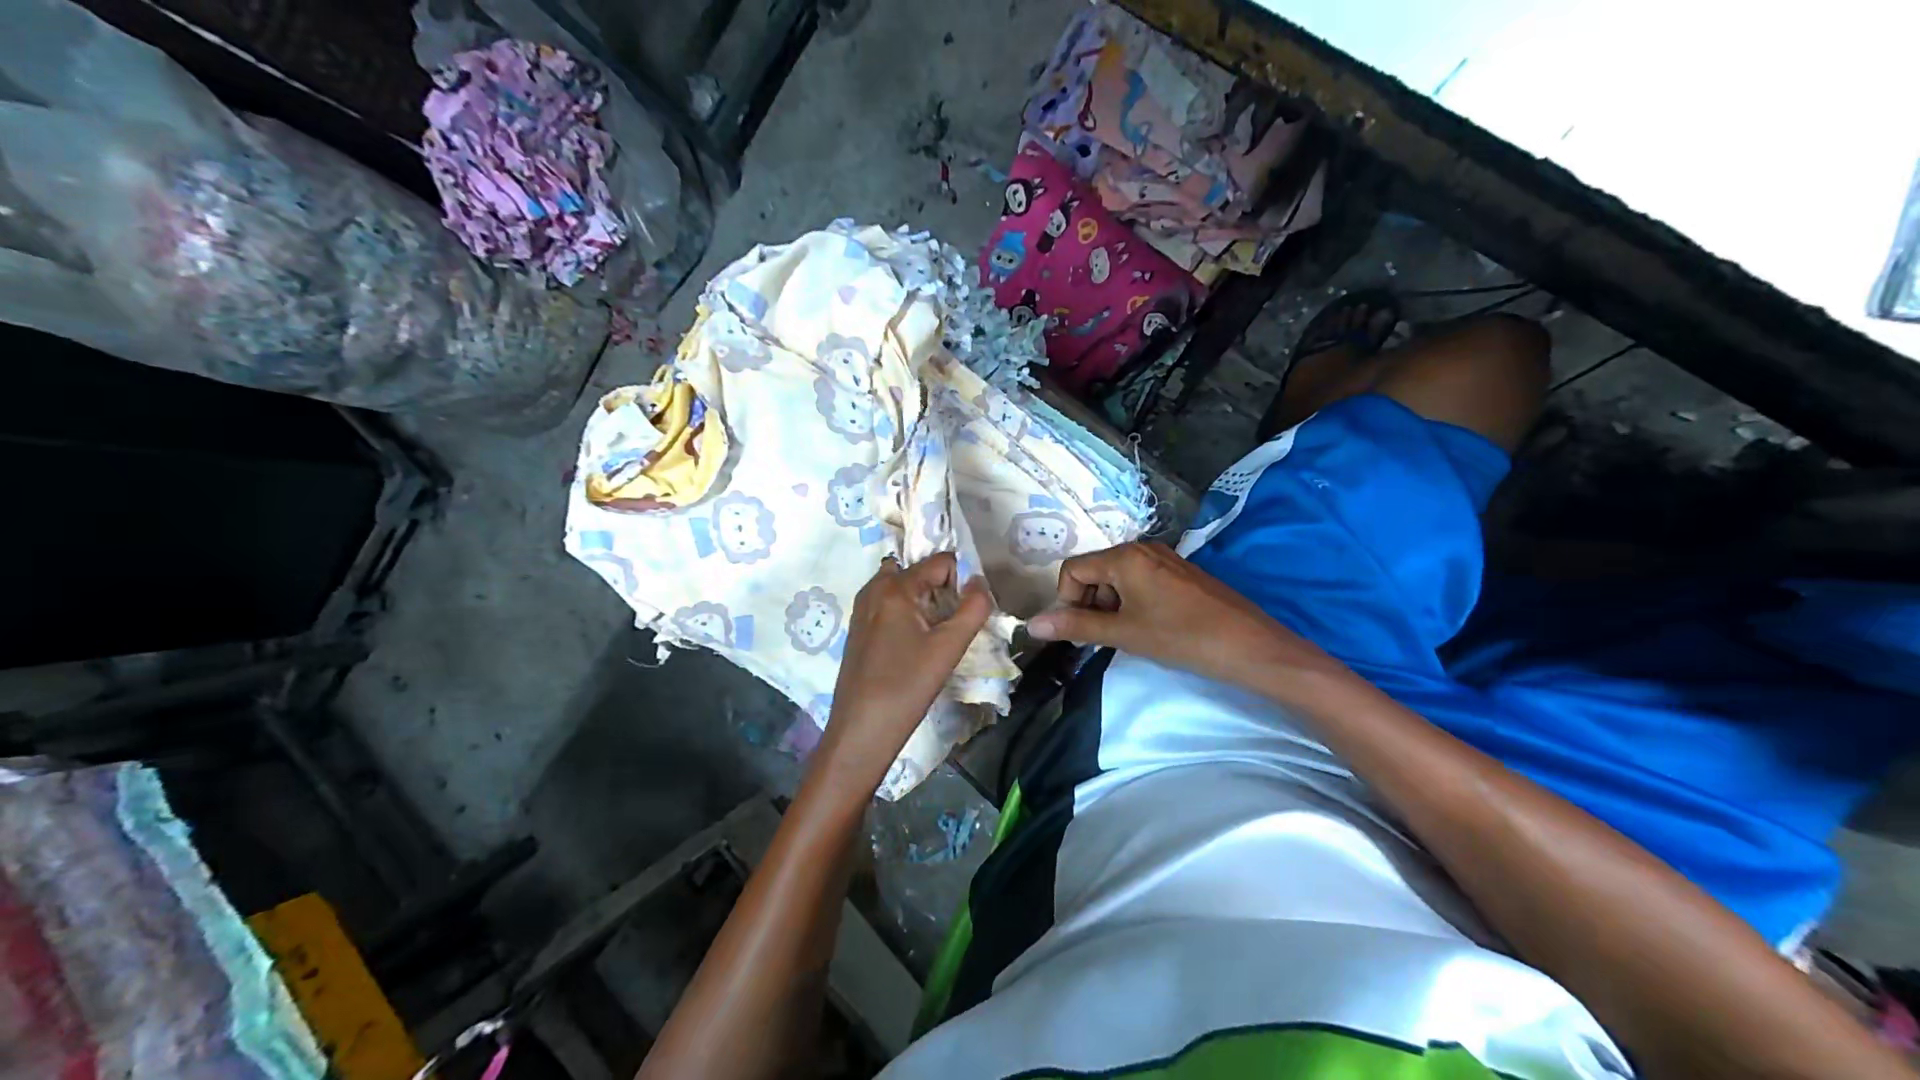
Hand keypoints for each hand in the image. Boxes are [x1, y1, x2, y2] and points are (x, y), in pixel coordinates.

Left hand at [820, 553, 990, 783]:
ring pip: (902, 588)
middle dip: (942, 588)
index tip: (971, 609)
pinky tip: (916, 645)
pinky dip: (907, 613)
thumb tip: (980, 582)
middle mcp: (874, 589)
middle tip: (955, 622)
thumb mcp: (948, 647)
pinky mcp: (859, 629)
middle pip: (919, 572)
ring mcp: (862, 609)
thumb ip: (973, 609)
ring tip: (937, 633)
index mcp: (895, 587)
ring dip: (924, 601)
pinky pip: (889, 605)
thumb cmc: (906, 687)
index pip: (940, 562)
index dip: (962, 579)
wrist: (861, 730)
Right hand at [1025, 541, 1337, 690]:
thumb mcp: (1124, 633)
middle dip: (1088, 604)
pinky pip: (1140, 581)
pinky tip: (1148, 628)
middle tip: (1101, 638)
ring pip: (1117, 578)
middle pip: (1094, 571)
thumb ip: (1076, 627)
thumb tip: (1033, 625)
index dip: (1066, 601)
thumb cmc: (1181, 636)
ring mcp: (1164, 558)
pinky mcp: (1180, 572)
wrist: (1249, 645)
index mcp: (1124, 556)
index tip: (1077, 633)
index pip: (1072, 570)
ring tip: (1127, 636)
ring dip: (1110, 606)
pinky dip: (1132, 603)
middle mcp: (1142, 548)